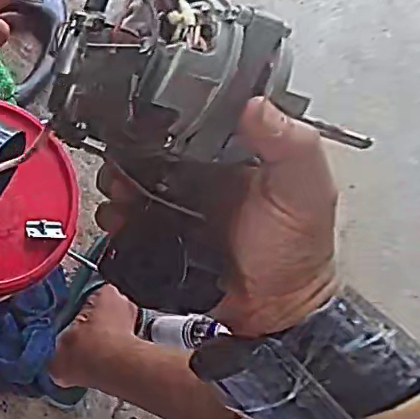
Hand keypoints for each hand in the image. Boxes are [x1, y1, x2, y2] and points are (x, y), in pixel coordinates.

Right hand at [98, 97, 338, 334]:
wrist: (272, 313)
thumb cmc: (295, 254)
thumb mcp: (303, 192)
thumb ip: (290, 146)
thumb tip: (257, 105)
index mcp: (232, 159)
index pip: (190, 128)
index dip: (163, 125)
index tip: (143, 126)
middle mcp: (201, 181)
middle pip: (151, 156)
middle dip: (129, 157)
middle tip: (122, 167)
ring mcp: (177, 210)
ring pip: (134, 186)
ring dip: (117, 186)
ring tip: (118, 194)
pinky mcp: (161, 238)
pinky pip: (129, 221)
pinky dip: (116, 218)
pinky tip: (118, 219)